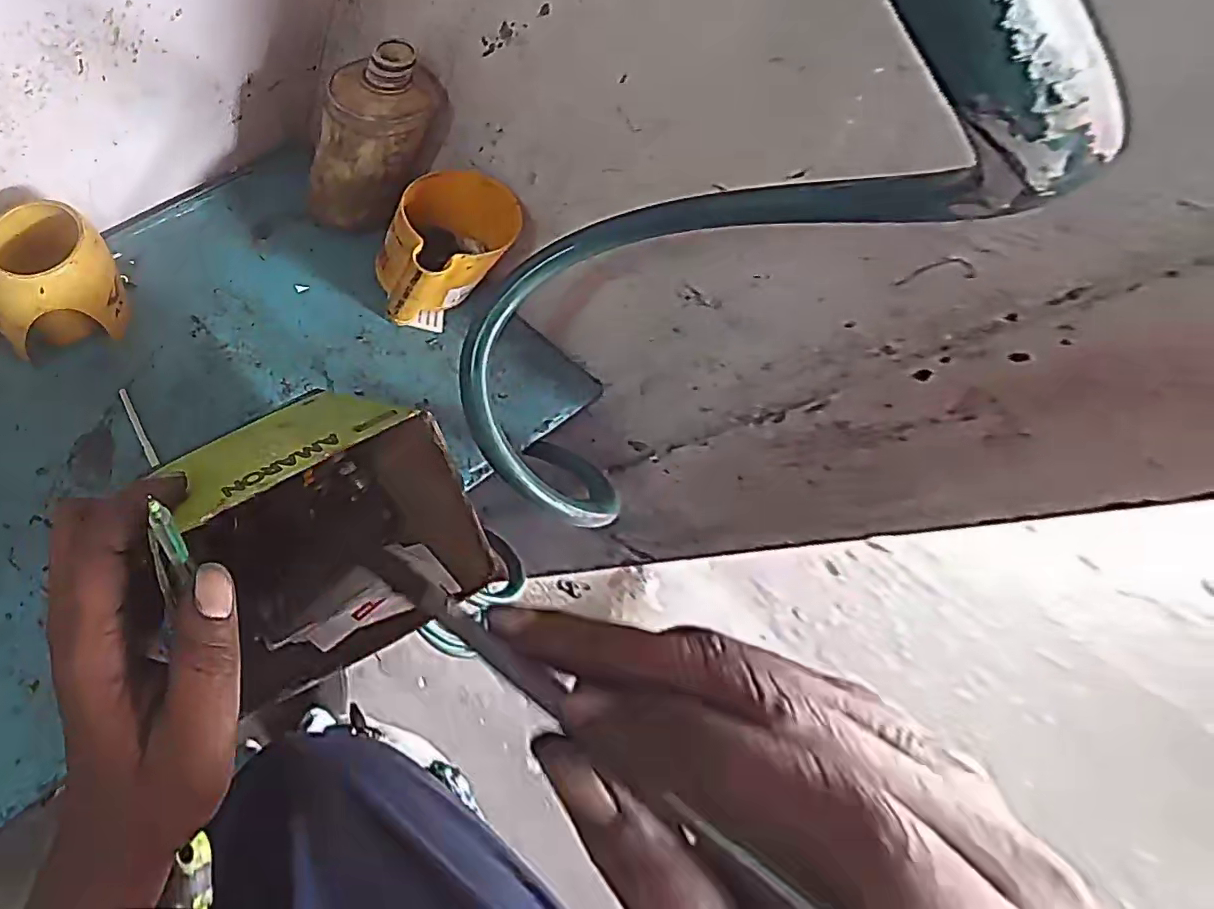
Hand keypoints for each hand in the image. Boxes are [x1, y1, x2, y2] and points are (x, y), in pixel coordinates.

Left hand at [28, 478, 240, 908]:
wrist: (119, 831)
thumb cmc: (157, 788)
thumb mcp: (199, 735)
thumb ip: (208, 656)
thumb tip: (212, 573)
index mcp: (86, 640)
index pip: (92, 542)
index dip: (133, 503)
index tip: (187, 490)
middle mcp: (70, 620)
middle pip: (74, 528)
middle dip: (126, 503)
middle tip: (187, 509)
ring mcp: (78, 622)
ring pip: (86, 540)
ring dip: (132, 520)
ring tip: (191, 528)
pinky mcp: (95, 628)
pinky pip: (106, 564)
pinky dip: (138, 546)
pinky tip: (181, 566)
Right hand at [488, 609, 1095, 908]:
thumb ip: (662, 883)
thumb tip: (572, 770)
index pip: (810, 791)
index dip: (670, 737)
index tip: (567, 707)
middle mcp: (985, 841)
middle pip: (782, 700)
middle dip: (632, 658)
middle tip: (535, 637)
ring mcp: (955, 786)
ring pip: (779, 675)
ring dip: (655, 653)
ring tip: (572, 650)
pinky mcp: (913, 754)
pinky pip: (791, 679)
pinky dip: (701, 666)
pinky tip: (648, 669)